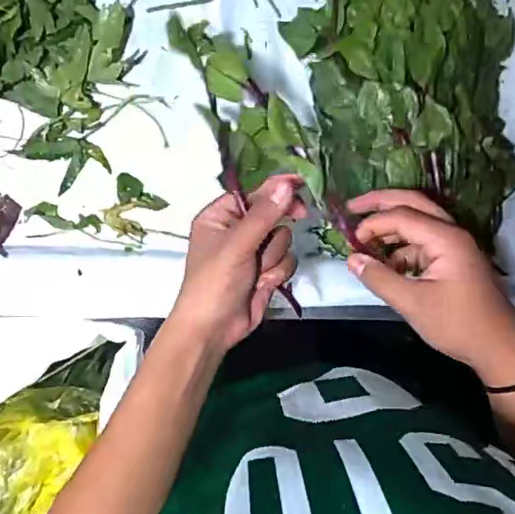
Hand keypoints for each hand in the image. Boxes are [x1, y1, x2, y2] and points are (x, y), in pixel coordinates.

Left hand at [164, 175, 306, 353]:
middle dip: (275, 231)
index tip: (300, 184)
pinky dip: (278, 272)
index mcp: (219, 217)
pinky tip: (263, 285)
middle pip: (273, 214)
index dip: (275, 189)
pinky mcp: (265, 272)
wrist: (213, 329)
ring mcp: (252, 252)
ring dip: (273, 257)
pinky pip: (286, 260)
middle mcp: (236, 230)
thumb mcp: (237, 244)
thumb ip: (264, 214)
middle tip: (301, 215)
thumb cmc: (215, 282)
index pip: (252, 193)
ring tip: (256, 272)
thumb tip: (287, 184)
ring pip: (283, 239)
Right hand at [344, 190, 514, 386]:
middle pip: (413, 204)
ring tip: (364, 238)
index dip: (372, 224)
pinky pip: (423, 241)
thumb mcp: (412, 303)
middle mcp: (452, 233)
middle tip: (351, 206)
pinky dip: (401, 246)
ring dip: (391, 226)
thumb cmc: (458, 325)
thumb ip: (380, 278)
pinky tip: (386, 264)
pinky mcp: (454, 260)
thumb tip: (352, 259)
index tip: (350, 241)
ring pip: (418, 222)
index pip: (402, 216)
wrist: (500, 348)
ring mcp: (455, 246)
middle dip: (381, 202)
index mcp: (446, 239)